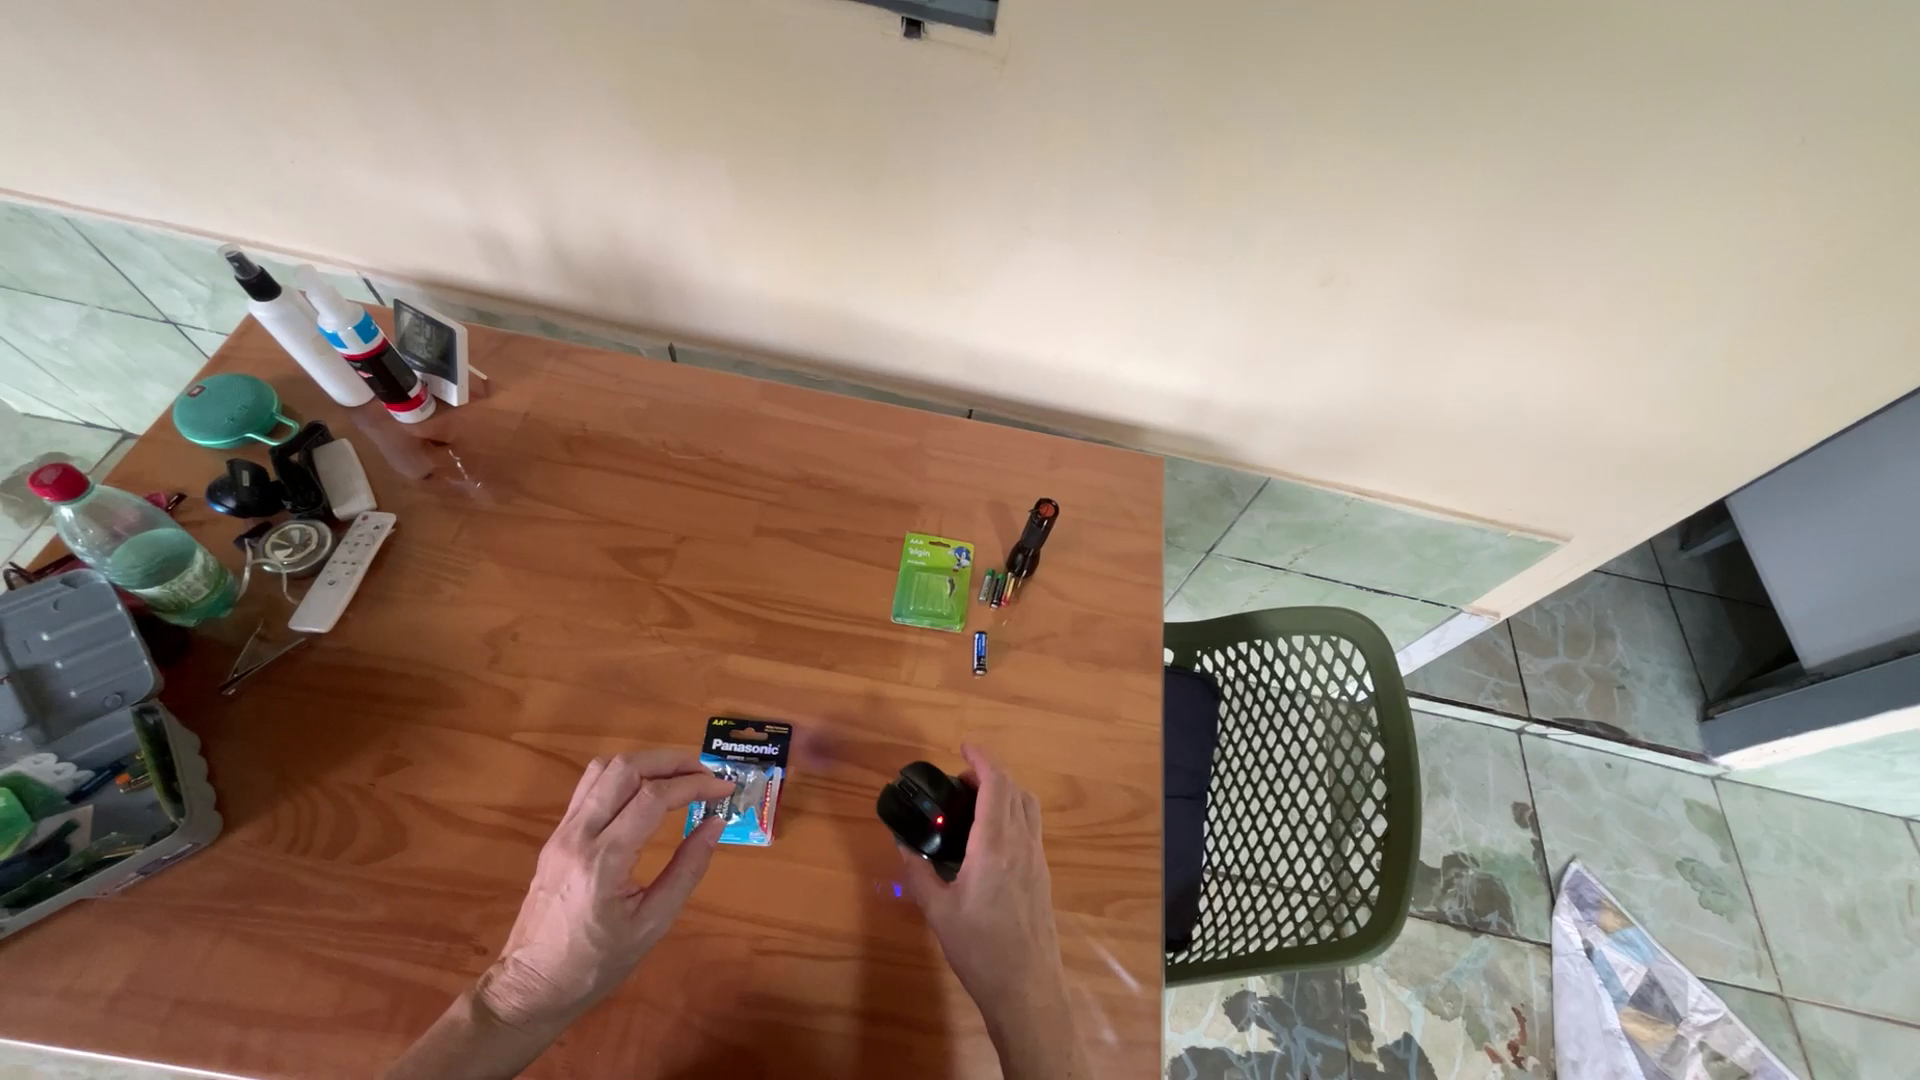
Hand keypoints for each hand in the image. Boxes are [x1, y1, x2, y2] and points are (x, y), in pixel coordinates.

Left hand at [476, 751, 732, 1031]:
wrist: (529, 988)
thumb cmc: (595, 964)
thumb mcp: (652, 924)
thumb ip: (687, 869)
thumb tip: (716, 823)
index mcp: (603, 861)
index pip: (653, 797)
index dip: (695, 784)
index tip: (725, 788)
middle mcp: (578, 836)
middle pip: (626, 768)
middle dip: (673, 761)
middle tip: (706, 774)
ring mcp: (562, 832)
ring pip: (605, 768)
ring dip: (648, 763)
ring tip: (680, 777)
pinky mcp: (556, 835)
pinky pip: (591, 785)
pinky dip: (626, 775)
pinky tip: (647, 791)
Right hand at [896, 746, 1069, 1028]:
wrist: (1027, 990)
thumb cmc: (979, 950)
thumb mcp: (938, 911)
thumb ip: (917, 872)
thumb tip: (901, 843)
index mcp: (995, 846)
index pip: (996, 785)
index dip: (982, 759)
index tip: (964, 746)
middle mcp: (1022, 844)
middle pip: (1015, 789)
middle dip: (990, 773)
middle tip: (959, 783)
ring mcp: (1037, 859)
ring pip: (1028, 806)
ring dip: (1005, 791)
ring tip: (974, 804)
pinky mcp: (1043, 874)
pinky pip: (1031, 826)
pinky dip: (1013, 812)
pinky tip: (990, 837)